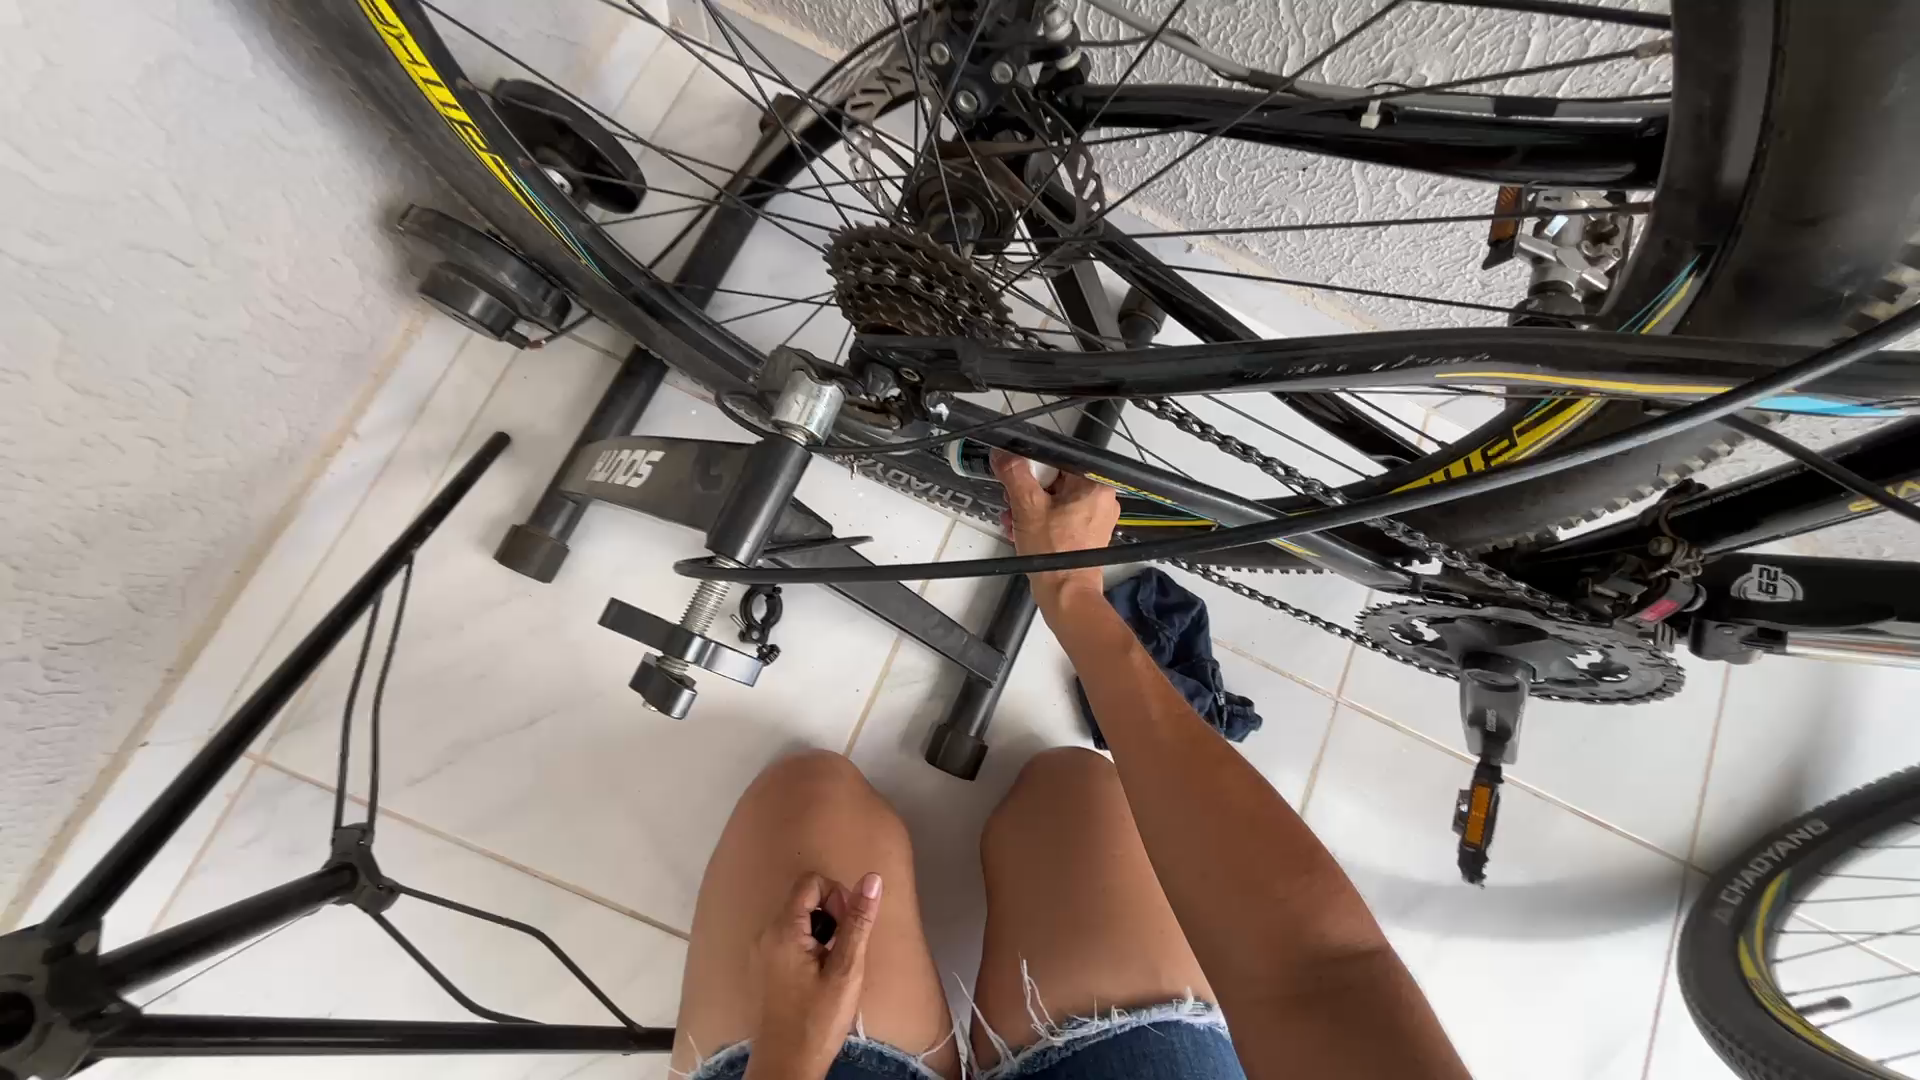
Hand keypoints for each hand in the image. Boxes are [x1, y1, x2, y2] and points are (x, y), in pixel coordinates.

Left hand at [744, 871, 882, 1079]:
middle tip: (843, 951)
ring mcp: (761, 952)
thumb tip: (872, 879)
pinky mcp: (763, 968)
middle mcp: (766, 933)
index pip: (811, 881)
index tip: (846, 927)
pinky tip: (818, 977)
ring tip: (832, 966)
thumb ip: (857, 921)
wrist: (785, 1070)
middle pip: (805, 898)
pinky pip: (789, 938)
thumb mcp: (845, 970)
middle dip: (831, 914)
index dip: (836, 895)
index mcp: (783, 930)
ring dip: (821, 932)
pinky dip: (808, 946)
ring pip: (799, 919)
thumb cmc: (818, 1021)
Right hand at [991, 450, 1118, 610]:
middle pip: (1056, 481)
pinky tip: (1022, 531)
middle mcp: (1101, 499)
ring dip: (1031, 508)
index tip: (1018, 479)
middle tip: (1013, 503)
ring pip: (1056, 500)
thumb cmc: (1056, 557)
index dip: (1033, 468)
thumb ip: (1014, 474)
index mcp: (1094, 486)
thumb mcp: (1027, 508)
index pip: (1059, 460)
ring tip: (1014, 521)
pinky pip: (1061, 517)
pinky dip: (1042, 521)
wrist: (1065, 594)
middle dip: (1029, 492)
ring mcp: (1095, 518)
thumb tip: (1004, 455)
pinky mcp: (1087, 534)